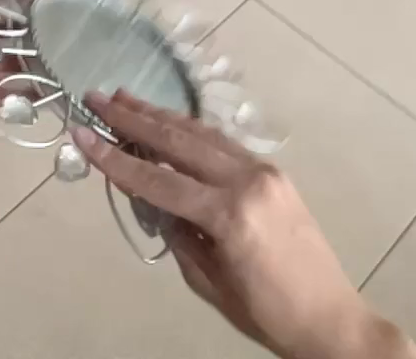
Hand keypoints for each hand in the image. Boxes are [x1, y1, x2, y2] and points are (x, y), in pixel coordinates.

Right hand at [72, 92, 415, 358]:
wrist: (333, 320)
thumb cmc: (265, 313)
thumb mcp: (205, 280)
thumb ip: (173, 230)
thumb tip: (145, 192)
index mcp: (229, 216)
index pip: (157, 179)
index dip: (114, 157)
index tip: (82, 131)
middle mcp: (245, 181)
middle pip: (175, 140)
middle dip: (131, 118)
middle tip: (96, 98)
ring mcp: (261, 170)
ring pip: (198, 132)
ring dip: (157, 114)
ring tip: (123, 97)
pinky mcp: (270, 170)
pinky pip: (219, 141)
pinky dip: (187, 127)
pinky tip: (165, 119)